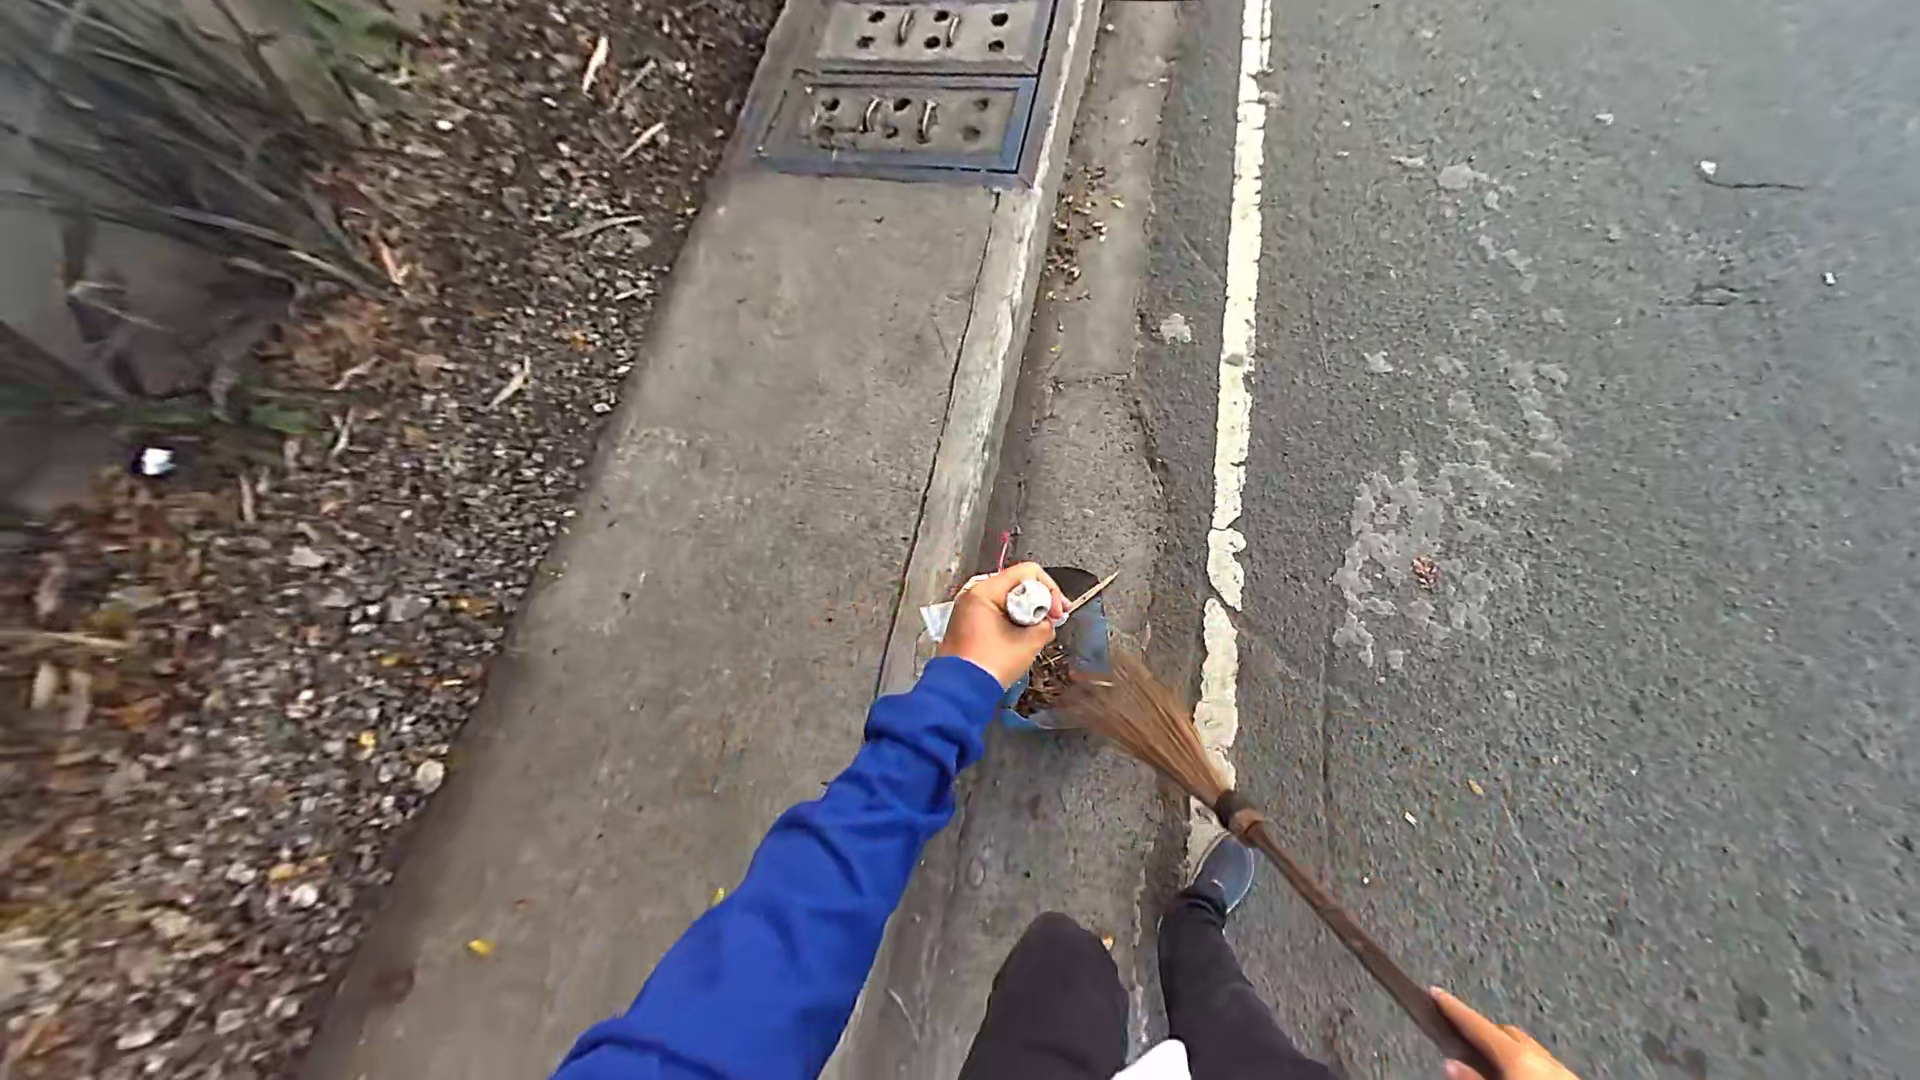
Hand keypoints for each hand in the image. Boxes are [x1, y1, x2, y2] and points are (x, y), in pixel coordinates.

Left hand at [937, 562, 1066, 688]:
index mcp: (985, 591)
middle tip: (1054, 619)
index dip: (1049, 589)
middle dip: (1039, 600)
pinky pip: (996, 610)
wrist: (960, 691)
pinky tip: (1023, 634)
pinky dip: (1012, 618)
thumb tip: (1049, 620)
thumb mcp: (1028, 643)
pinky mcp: (968, 622)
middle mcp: (973, 594)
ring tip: (1041, 630)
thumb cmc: (991, 665)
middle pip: (1017, 583)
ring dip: (1027, 610)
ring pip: (1007, 597)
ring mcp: (968, 607)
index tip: (1057, 612)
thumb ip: (1045, 624)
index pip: (1027, 572)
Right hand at [1431, 988, 1582, 1079]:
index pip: (1477, 1023)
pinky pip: (1550, 1072)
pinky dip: (1532, 1071)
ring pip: (1534, 1054)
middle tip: (1464, 1037)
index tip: (1435, 993)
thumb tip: (1450, 1062)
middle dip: (1486, 1032)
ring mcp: (1569, 1077)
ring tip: (1494, 1065)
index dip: (1453, 1007)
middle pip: (1509, 1034)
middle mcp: (1547, 1062)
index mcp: (1520, 1058)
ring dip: (1511, 1053)